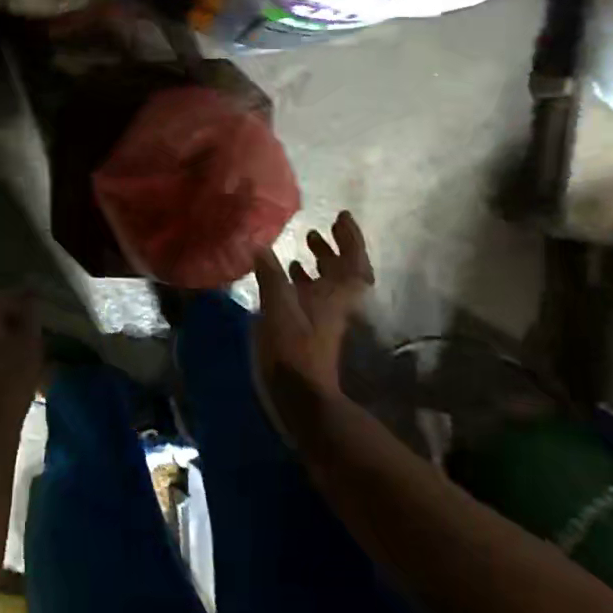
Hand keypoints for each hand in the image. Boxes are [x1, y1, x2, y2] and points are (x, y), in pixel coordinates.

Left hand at [0, 290, 43, 427]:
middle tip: (38, 312)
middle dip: (16, 309)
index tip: (36, 295)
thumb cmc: (14, 378)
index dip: (17, 293)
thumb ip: (29, 317)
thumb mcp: (29, 343)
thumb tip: (30, 298)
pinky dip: (10, 341)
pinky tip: (25, 351)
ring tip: (35, 332)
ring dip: (14, 327)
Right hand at [252, 211, 373, 415]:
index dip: (350, 237)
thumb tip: (260, 246)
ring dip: (322, 262)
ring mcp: (326, 317)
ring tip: (304, 245)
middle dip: (335, 247)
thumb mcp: (277, 307)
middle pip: (345, 270)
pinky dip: (307, 281)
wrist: (302, 396)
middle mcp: (336, 303)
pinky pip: (316, 295)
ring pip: (331, 283)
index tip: (342, 216)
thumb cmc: (293, 348)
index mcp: (336, 294)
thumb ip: (271, 275)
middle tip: (319, 229)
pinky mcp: (314, 329)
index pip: (352, 260)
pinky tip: (289, 276)